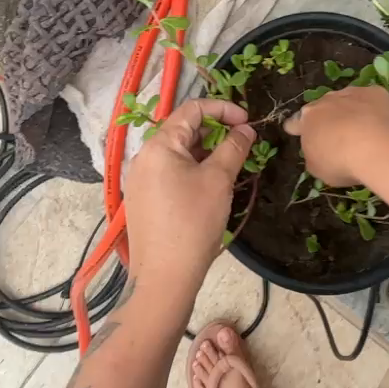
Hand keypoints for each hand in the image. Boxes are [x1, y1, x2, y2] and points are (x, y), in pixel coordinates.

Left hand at [125, 98, 255, 306]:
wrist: (164, 278)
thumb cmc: (193, 222)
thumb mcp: (219, 179)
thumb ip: (233, 147)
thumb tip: (245, 129)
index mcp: (159, 145)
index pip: (192, 109)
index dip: (223, 109)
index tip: (247, 121)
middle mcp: (144, 157)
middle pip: (183, 129)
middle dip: (216, 131)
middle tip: (242, 143)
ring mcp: (141, 180)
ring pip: (178, 152)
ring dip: (206, 151)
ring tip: (231, 164)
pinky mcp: (144, 200)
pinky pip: (171, 171)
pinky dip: (194, 168)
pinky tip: (212, 185)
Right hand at [282, 85, 388, 186]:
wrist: (373, 146)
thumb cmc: (339, 162)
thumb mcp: (318, 168)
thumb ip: (314, 156)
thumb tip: (319, 150)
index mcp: (308, 120)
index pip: (296, 122)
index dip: (296, 127)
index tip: (294, 129)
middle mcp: (326, 101)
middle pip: (323, 107)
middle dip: (328, 117)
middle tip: (337, 134)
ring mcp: (351, 93)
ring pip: (348, 100)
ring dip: (351, 111)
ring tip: (362, 129)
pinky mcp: (375, 92)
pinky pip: (371, 99)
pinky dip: (374, 108)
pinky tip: (382, 122)